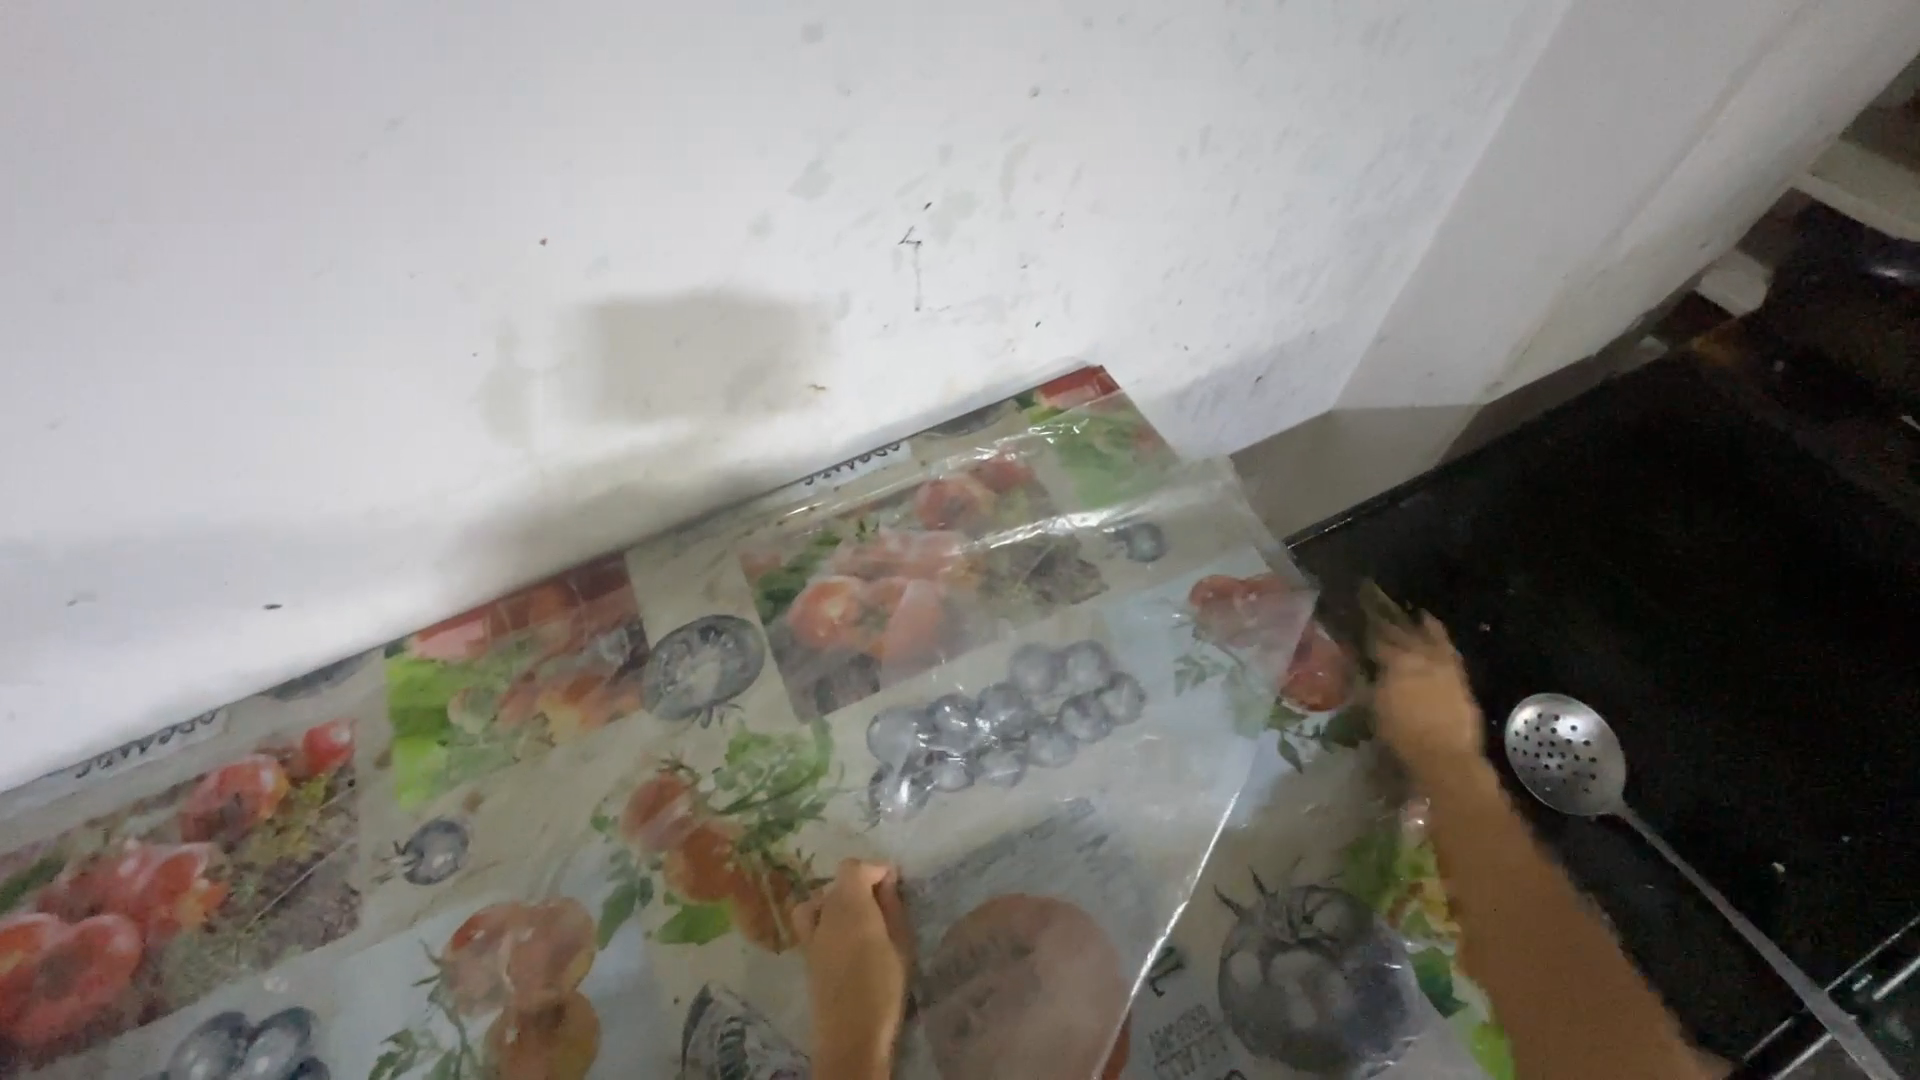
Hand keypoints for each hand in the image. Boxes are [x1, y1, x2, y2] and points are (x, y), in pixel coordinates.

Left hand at [793, 859, 912, 1077]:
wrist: (850, 1037)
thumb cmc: (884, 988)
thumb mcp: (901, 943)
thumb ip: (892, 907)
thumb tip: (887, 880)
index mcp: (850, 904)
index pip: (853, 867)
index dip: (873, 869)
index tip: (893, 882)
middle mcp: (825, 912)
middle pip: (838, 883)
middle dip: (861, 885)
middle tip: (885, 904)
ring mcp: (811, 934)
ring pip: (822, 900)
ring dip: (841, 900)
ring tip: (861, 918)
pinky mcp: (806, 955)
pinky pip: (810, 921)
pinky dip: (824, 918)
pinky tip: (842, 937)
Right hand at [1369, 611, 1486, 784]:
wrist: (1444, 755)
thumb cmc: (1401, 734)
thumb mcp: (1373, 708)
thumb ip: (1367, 683)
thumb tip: (1358, 668)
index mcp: (1395, 663)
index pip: (1378, 641)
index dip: (1368, 630)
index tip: (1360, 621)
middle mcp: (1421, 657)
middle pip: (1403, 635)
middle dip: (1391, 623)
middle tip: (1381, 610)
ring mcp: (1443, 666)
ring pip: (1431, 638)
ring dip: (1422, 626)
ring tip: (1417, 615)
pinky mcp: (1459, 677)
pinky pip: (1450, 651)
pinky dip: (1443, 640)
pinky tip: (1441, 637)